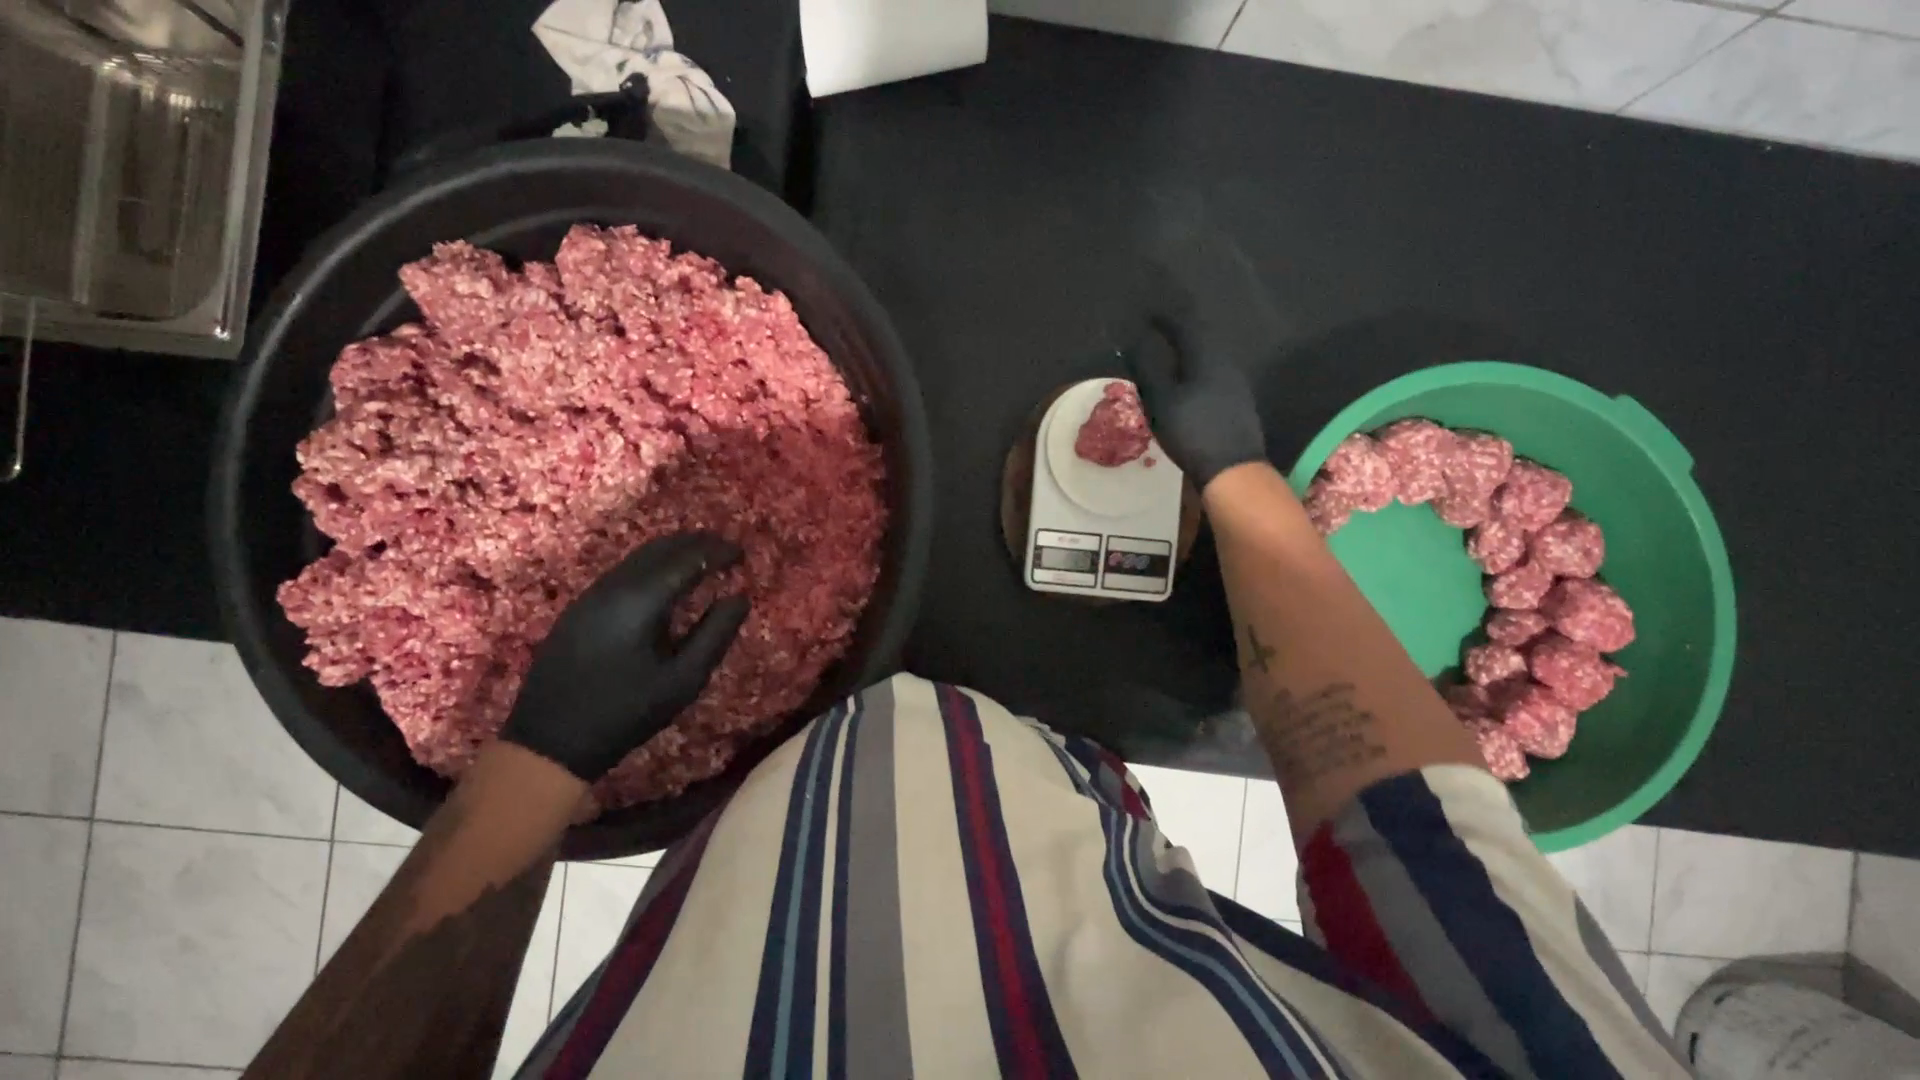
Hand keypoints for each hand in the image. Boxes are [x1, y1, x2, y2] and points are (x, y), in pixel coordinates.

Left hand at [501, 533, 749, 781]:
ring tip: (701, 561)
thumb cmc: (625, 713)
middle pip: (660, 548)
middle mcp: (613, 586)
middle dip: (696, 543)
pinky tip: (664, 584)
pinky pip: (622, 571)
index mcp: (640, 600)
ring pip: (638, 556)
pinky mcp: (578, 608)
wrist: (551, 740)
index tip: (742, 554)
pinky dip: (651, 566)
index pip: (687, 558)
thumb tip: (740, 597)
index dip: (718, 551)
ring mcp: (590, 595)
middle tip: (726, 551)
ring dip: (672, 552)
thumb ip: (714, 634)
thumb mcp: (683, 680)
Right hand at [1119, 234, 1275, 491]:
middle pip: (1198, 337)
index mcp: (1207, 356)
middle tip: (1153, 324)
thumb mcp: (1161, 399)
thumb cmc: (1192, 432)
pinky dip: (1193, 369)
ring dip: (1185, 350)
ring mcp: (1235, 385)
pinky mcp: (1236, 404)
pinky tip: (1185, 380)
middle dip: (1175, 329)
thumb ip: (1147, 365)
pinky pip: (1211, 375)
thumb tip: (1131, 337)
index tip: (1144, 304)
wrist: (1232, 470)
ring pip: (1206, 357)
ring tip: (1165, 350)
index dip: (1163, 313)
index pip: (1184, 322)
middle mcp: (1225, 363)